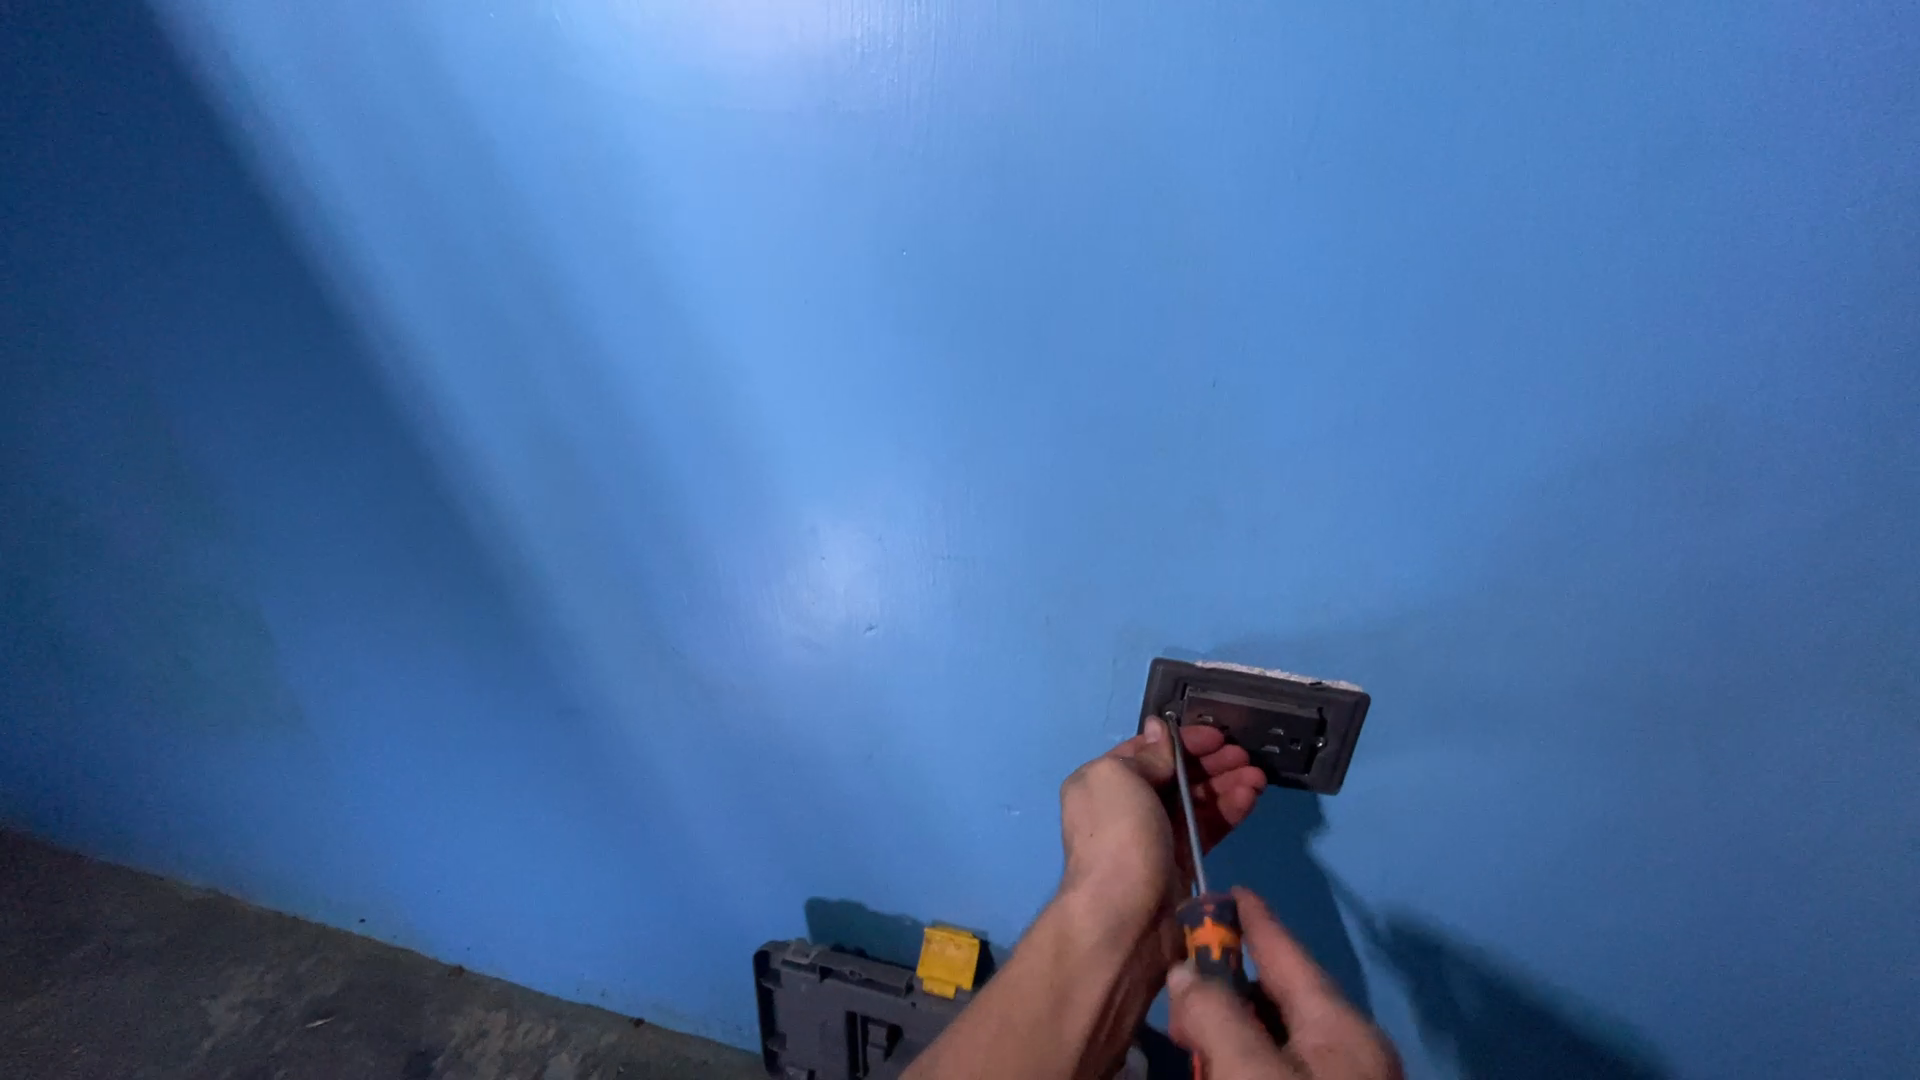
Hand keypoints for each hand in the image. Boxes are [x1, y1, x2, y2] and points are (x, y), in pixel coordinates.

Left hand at [1057, 716, 1267, 935]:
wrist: (1125, 918)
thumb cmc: (1117, 836)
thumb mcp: (1121, 777)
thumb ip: (1147, 754)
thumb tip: (1159, 729)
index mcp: (1102, 780)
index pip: (1147, 750)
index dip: (1181, 740)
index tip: (1217, 735)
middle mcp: (1124, 806)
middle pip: (1174, 775)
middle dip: (1209, 763)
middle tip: (1245, 756)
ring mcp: (1153, 836)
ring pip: (1194, 801)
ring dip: (1225, 785)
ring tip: (1258, 776)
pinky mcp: (1179, 864)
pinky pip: (1206, 829)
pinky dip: (1227, 811)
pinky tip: (1251, 797)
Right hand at [1168, 888, 1400, 1079]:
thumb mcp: (1249, 1072)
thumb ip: (1213, 1012)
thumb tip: (1185, 972)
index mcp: (1343, 1029)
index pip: (1287, 950)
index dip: (1251, 915)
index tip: (1225, 887)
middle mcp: (1350, 1055)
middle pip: (1277, 994)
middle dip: (1225, 981)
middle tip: (1176, 988)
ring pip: (1274, 1038)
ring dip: (1229, 1028)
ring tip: (1189, 1034)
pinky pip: (1277, 1069)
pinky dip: (1242, 1061)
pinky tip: (1216, 1066)